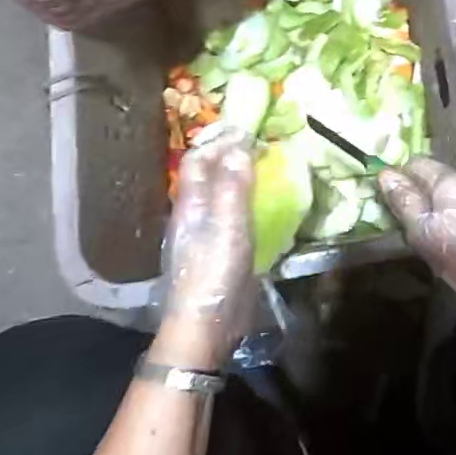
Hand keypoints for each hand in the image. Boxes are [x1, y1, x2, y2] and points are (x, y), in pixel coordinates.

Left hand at [156, 127, 256, 366]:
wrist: (206, 324)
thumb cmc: (213, 272)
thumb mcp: (227, 226)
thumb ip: (233, 187)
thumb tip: (240, 148)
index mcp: (191, 204)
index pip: (200, 160)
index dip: (219, 141)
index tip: (247, 130)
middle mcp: (194, 215)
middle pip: (207, 175)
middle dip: (229, 155)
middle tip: (259, 145)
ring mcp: (206, 235)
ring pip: (219, 195)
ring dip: (238, 177)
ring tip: (264, 168)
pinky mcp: (220, 253)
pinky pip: (232, 215)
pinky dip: (247, 201)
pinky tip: (264, 206)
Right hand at [376, 157, 455, 306]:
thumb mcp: (423, 232)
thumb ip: (404, 201)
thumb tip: (385, 174)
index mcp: (449, 179)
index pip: (416, 162)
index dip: (399, 176)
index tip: (389, 198)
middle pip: (436, 176)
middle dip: (419, 192)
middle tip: (406, 218)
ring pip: (453, 192)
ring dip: (439, 204)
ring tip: (429, 230)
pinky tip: (455, 234)